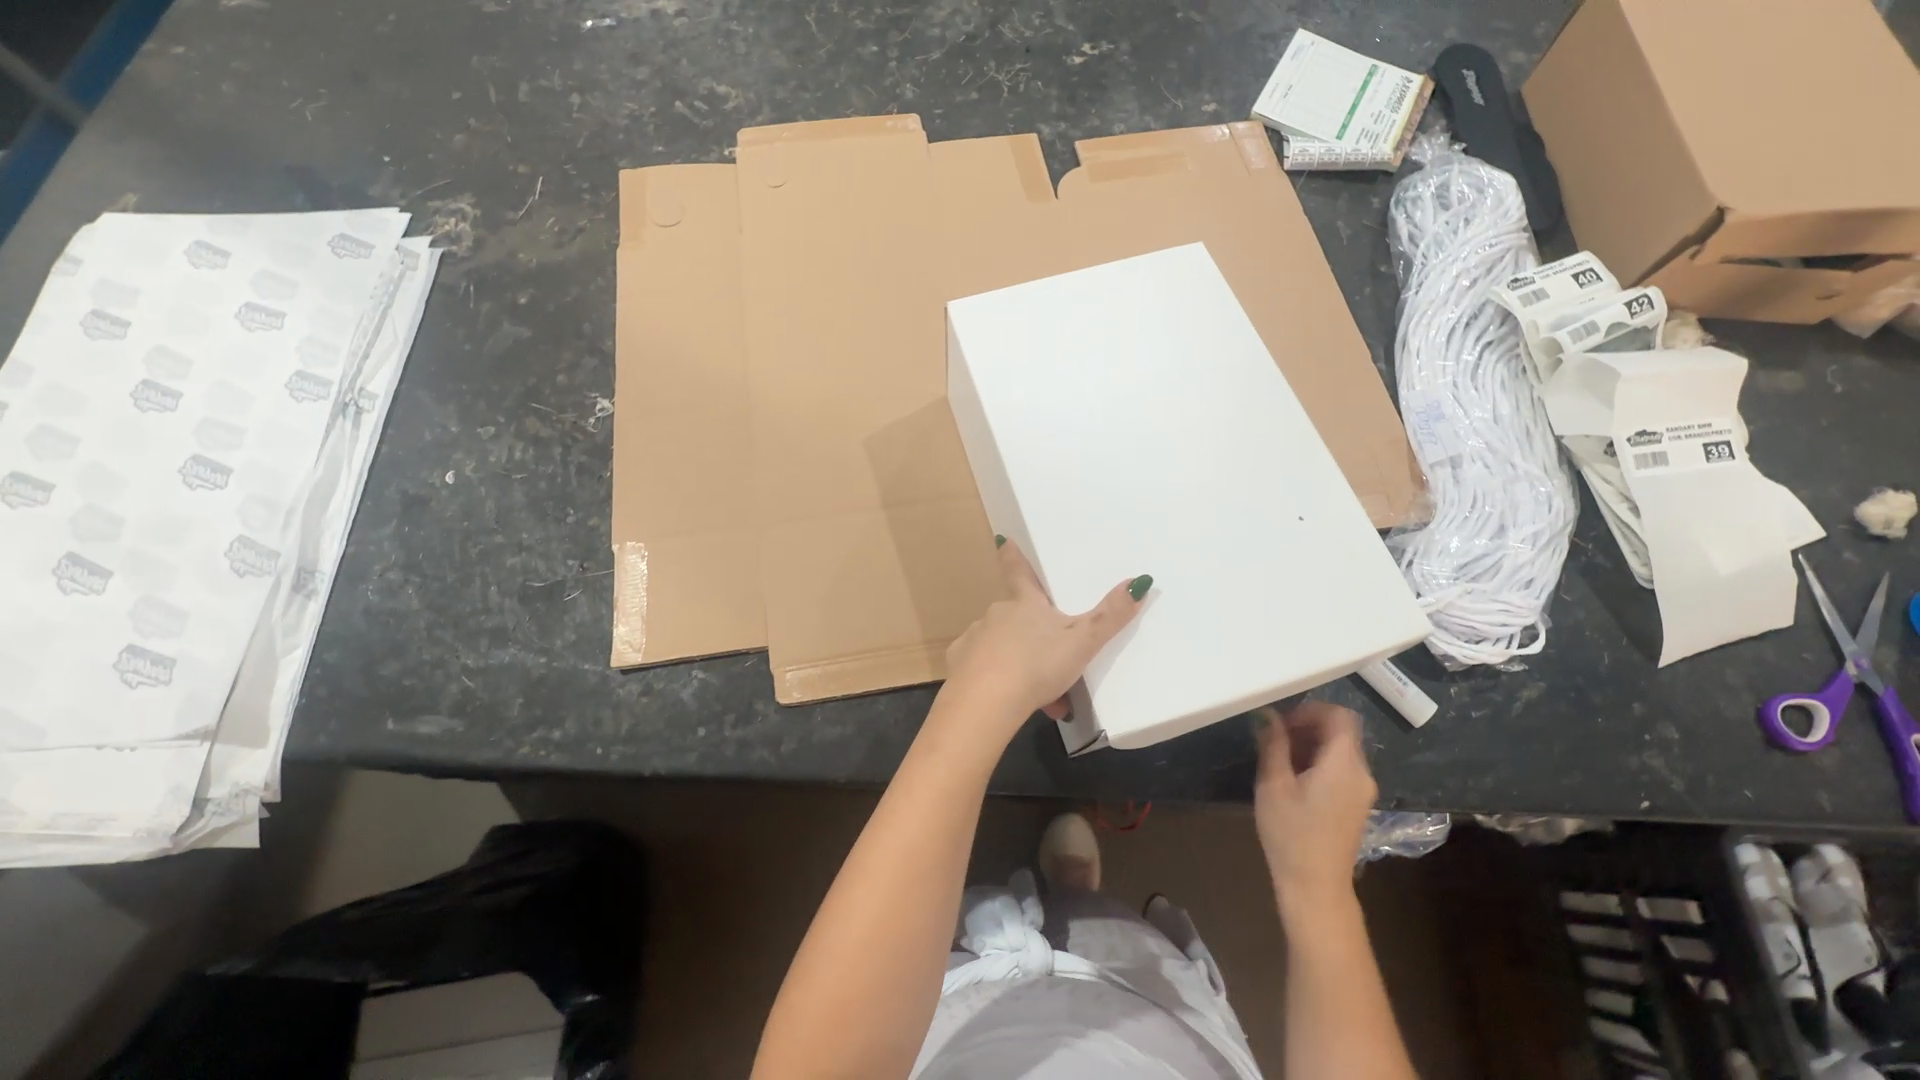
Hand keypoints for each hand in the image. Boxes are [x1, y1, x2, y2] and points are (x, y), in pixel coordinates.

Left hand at [938, 539, 1147, 743]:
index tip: (1003, 540)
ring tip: (1043, 697)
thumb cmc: (1037, 664)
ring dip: (1021, 667)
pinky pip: (983, 672)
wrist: (986, 701)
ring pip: (1002, 649)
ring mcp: (974, 640)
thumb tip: (1139, 581)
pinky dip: (1000, 684)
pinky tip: (1011, 704)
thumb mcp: (1083, 641)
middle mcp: (996, 616)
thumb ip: (1111, 615)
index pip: (1019, 572)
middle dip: (1033, 638)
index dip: (1013, 556)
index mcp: (1026, 605)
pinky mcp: (960, 667)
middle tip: (1052, 665)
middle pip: (1015, 619)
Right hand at [1253, 702, 1377, 912]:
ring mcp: (1361, 791)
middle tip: (1274, 738)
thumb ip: (1273, 745)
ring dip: (1311, 745)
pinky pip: (1340, 769)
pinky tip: (1292, 779)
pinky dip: (1318, 763)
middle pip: (1341, 732)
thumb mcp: (1273, 785)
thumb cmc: (1291, 834)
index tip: (1281, 721)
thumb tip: (1268, 716)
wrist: (1315, 886)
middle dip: (1307, 726)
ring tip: (1278, 759)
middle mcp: (1361, 773)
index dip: (1310, 709)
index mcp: (1344, 764)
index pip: (1339, 716)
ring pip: (1340, 750)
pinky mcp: (1355, 805)